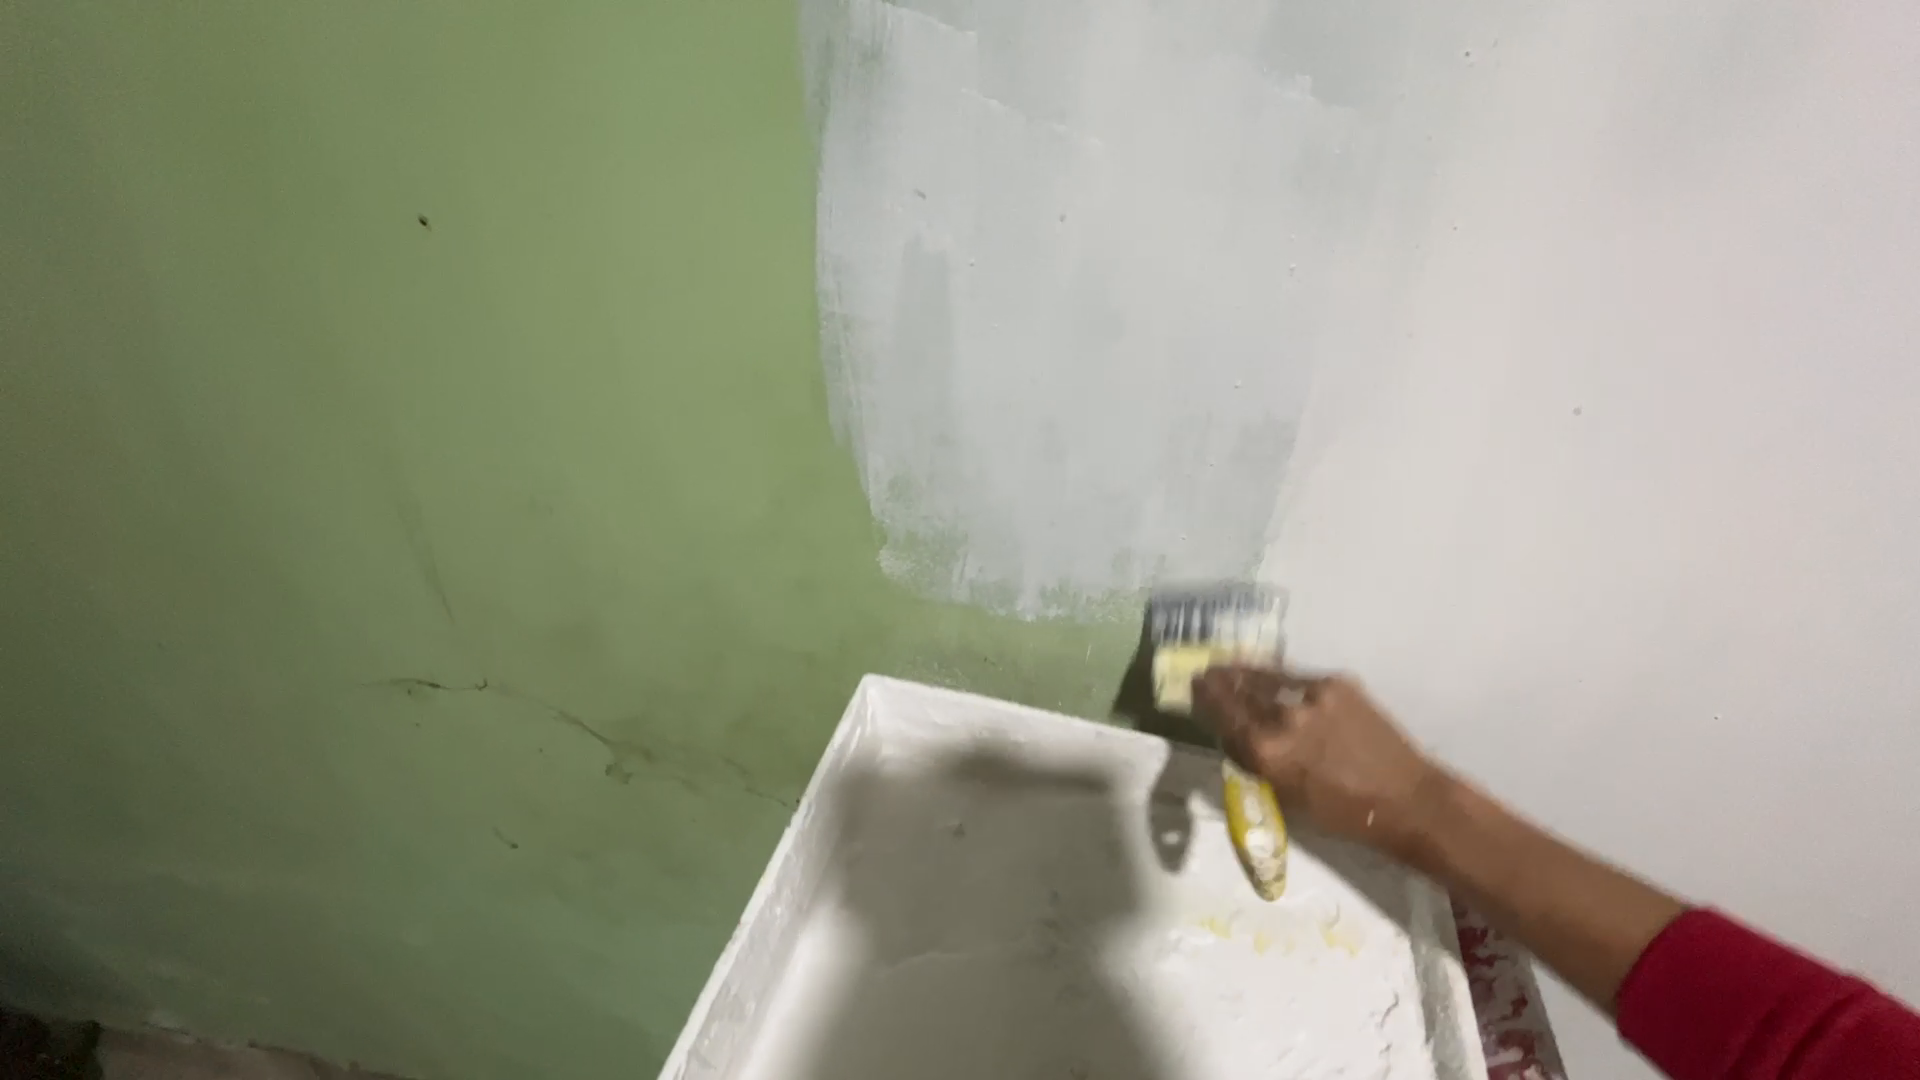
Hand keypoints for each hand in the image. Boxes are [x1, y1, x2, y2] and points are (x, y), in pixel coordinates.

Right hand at [1191, 665, 1449, 857]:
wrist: (1408, 798)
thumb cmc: (1343, 812)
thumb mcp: (1284, 795)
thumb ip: (1254, 760)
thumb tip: (1231, 734)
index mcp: (1267, 751)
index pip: (1222, 714)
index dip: (1204, 696)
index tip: (1193, 684)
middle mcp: (1283, 717)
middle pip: (1238, 689)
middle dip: (1219, 679)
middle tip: (1207, 672)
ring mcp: (1311, 694)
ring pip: (1267, 676)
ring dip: (1246, 673)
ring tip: (1231, 668)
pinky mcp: (1336, 683)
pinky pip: (1297, 676)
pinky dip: (1282, 678)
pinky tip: (1275, 678)